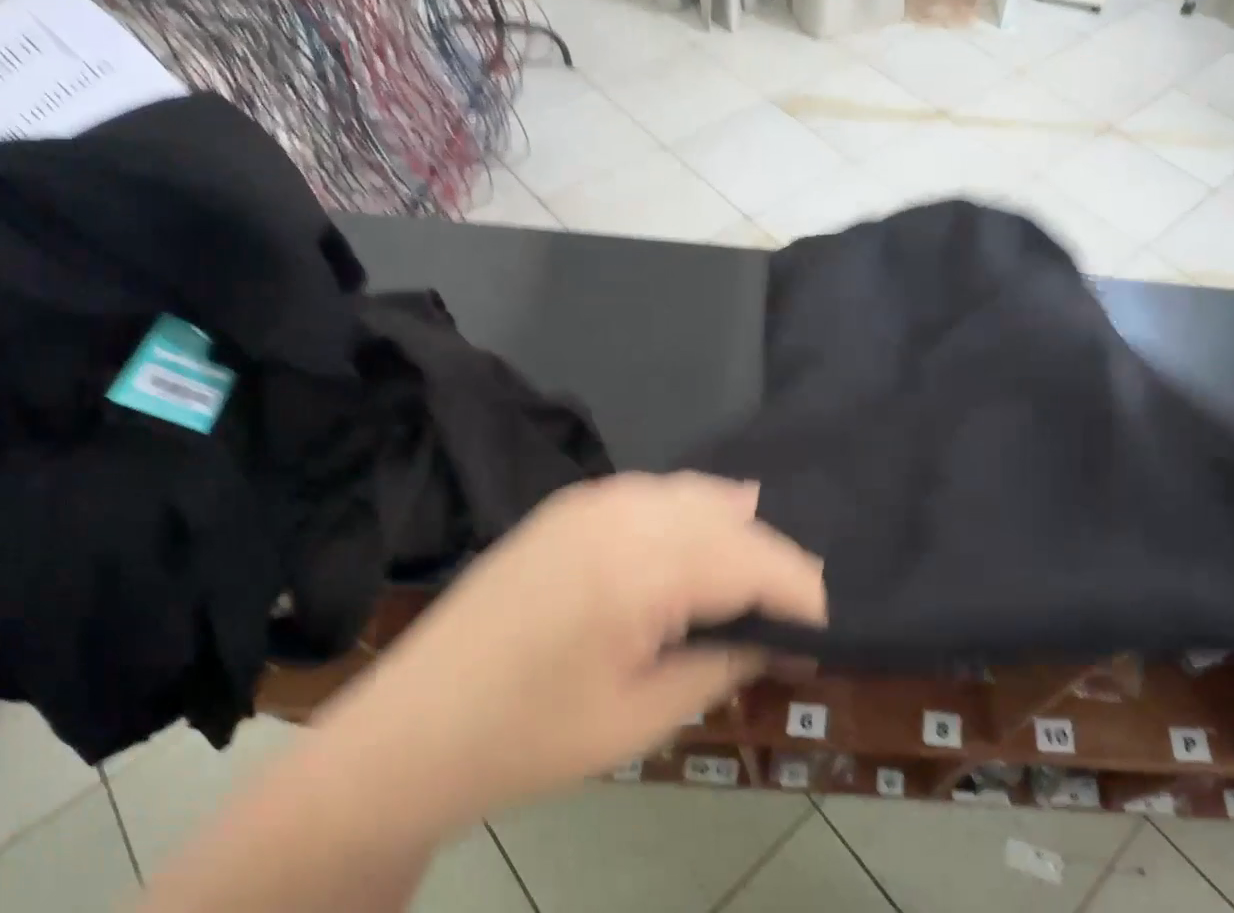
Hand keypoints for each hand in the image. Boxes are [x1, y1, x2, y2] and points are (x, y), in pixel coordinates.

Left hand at [315, 472, 825, 821]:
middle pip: (734, 519)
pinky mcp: (567, 508)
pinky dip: (692, 516)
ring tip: (758, 582)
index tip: (826, 628)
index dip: (802, 592)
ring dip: (736, 532)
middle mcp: (622, 512)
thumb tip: (782, 640)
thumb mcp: (643, 716)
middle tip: (795, 616)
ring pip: (697, 495)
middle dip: (774, 563)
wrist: (407, 734)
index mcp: (643, 567)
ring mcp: (589, 501)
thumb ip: (723, 662)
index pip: (756, 561)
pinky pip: (655, 494)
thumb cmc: (529, 739)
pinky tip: (700, 547)